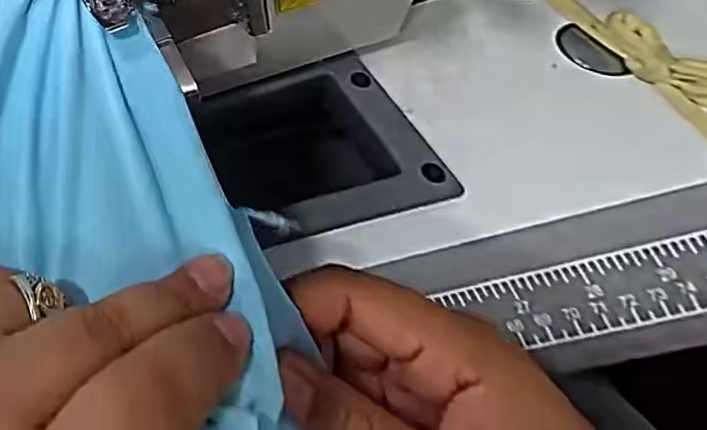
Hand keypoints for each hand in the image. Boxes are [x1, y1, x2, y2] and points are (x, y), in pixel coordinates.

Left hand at [0, 256, 250, 428]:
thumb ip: (136, 426)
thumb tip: (188, 363)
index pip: (135, 396)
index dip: (192, 358)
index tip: (230, 327)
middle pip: (90, 333)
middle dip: (159, 307)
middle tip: (206, 281)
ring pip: (41, 295)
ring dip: (69, 319)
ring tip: (71, 355)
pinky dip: (13, 303)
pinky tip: (9, 342)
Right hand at [279, 266, 590, 429]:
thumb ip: (353, 412)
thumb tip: (280, 368)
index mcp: (457, 342)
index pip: (344, 290)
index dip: (288, 308)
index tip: (248, 338)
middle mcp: (445, 350)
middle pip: (338, 322)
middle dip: (294, 350)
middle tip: (259, 383)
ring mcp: (440, 383)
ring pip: (344, 359)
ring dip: (310, 382)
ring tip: (279, 404)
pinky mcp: (435, 412)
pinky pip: (366, 391)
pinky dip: (334, 405)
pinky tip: (308, 416)